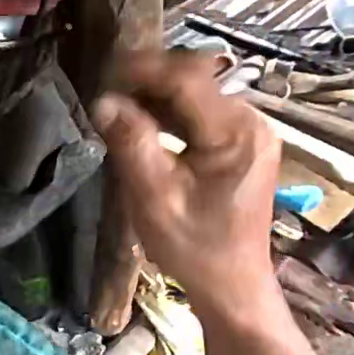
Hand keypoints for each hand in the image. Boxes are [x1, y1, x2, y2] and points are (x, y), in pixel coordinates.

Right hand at [92, 50, 281, 310]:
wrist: (232, 285)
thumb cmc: (193, 247)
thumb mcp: (154, 198)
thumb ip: (130, 144)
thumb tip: (102, 102)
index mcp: (235, 133)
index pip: (186, 79)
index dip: (142, 69)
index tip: (103, 73)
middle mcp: (251, 123)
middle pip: (194, 82)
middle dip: (147, 81)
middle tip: (105, 92)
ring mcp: (250, 133)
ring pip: (196, 96)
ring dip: (156, 97)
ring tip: (117, 107)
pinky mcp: (243, 145)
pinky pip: (202, 116)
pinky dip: (170, 115)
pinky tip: (143, 124)